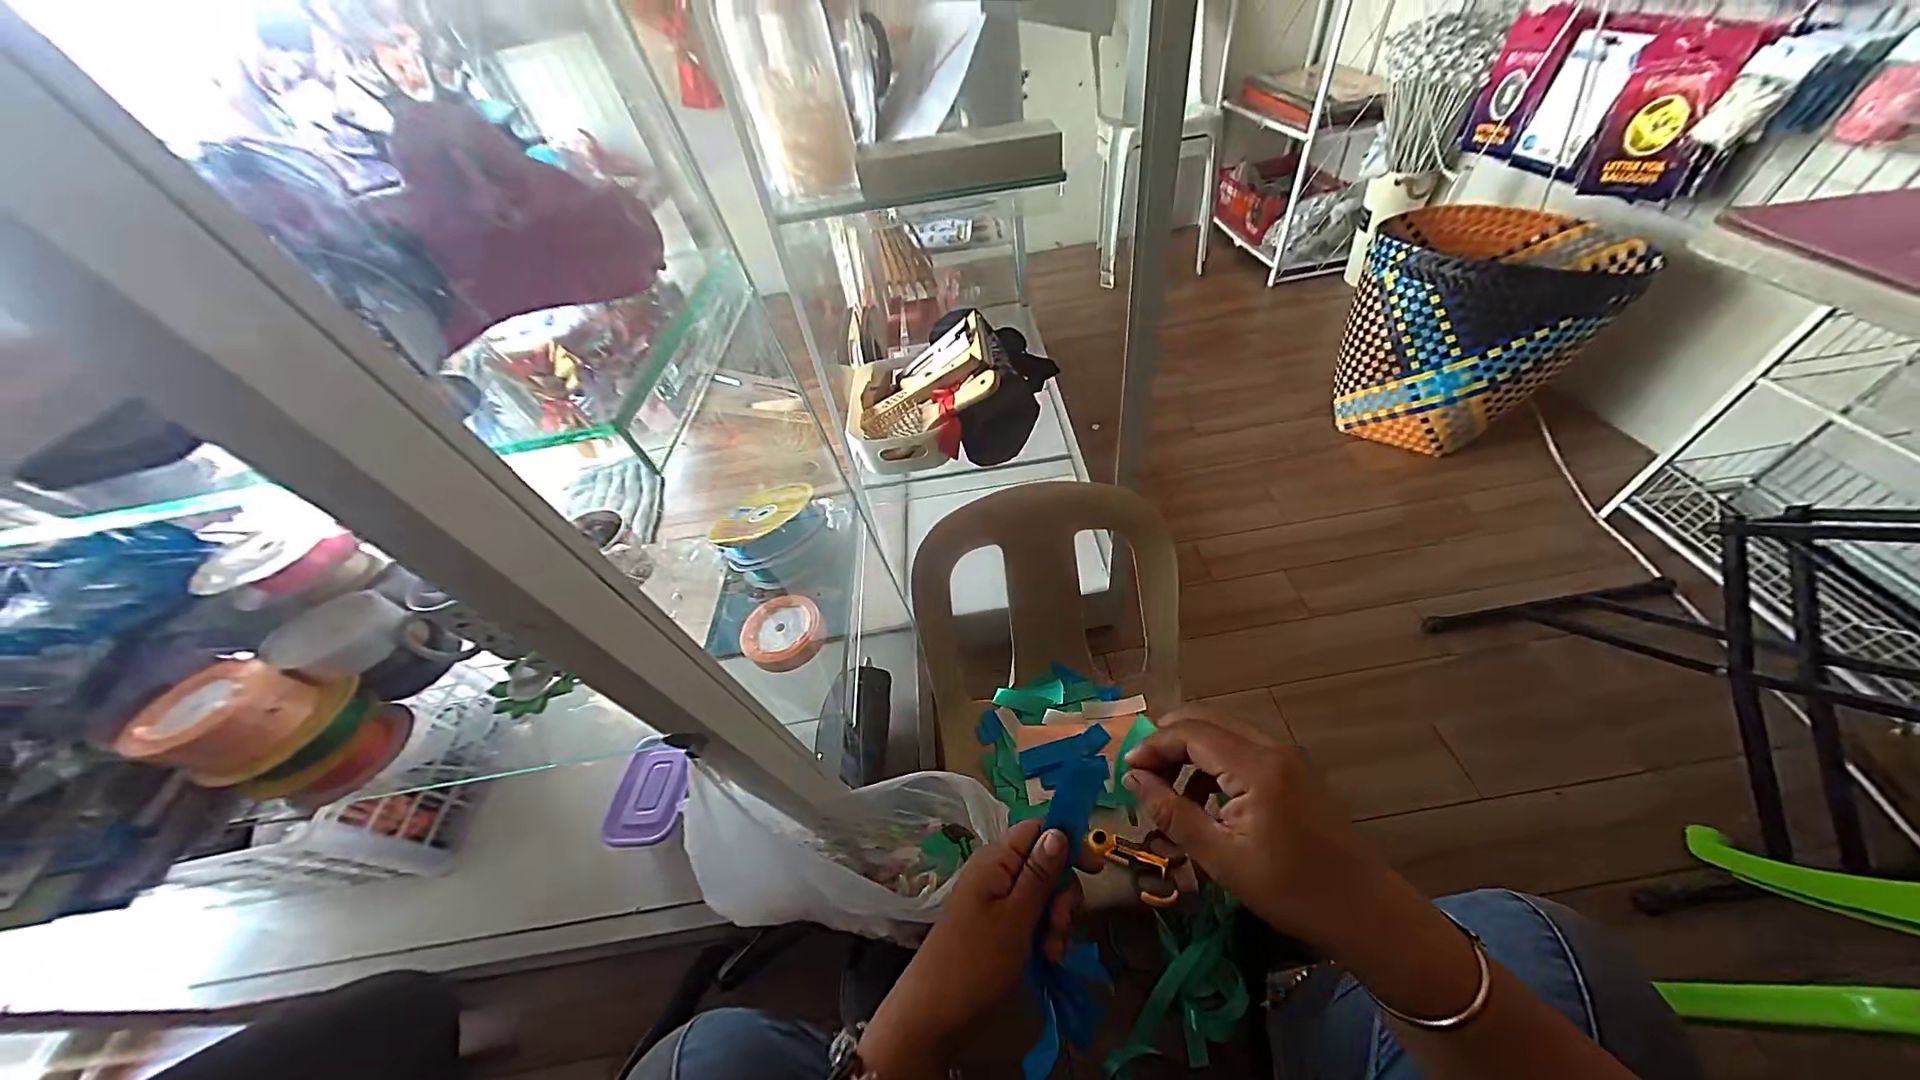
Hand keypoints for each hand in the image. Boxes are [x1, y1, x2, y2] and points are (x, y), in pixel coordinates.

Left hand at [859, 818, 1081, 1076]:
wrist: (934, 1015)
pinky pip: (1032, 918)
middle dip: (1062, 893)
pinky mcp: (999, 926)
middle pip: (1045, 864)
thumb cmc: (976, 961)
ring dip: (1056, 921)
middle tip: (1061, 924)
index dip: (1067, 842)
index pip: (1037, 829)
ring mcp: (997, 900)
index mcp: (996, 859)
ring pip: (1043, 895)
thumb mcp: (1016, 916)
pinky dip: (1045, 935)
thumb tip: (1059, 831)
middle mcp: (996, 872)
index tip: (1094, 869)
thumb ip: (1039, 873)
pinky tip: (1047, 959)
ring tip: (1051, 952)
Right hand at [1121, 704, 1401, 963]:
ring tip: (1166, 791)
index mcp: (1255, 765)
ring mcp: (1286, 755)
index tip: (1126, 772)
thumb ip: (1170, 810)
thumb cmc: (1290, 890)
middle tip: (1142, 774)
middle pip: (1203, 718)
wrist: (1367, 914)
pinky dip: (1212, 762)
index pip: (1188, 732)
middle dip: (1166, 740)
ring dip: (1188, 751)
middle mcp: (1271, 746)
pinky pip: (1240, 747)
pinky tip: (1203, 800)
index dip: (1151, 746)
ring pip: (1221, 730)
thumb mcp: (1219, 856)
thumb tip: (1131, 778)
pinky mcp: (1293, 769)